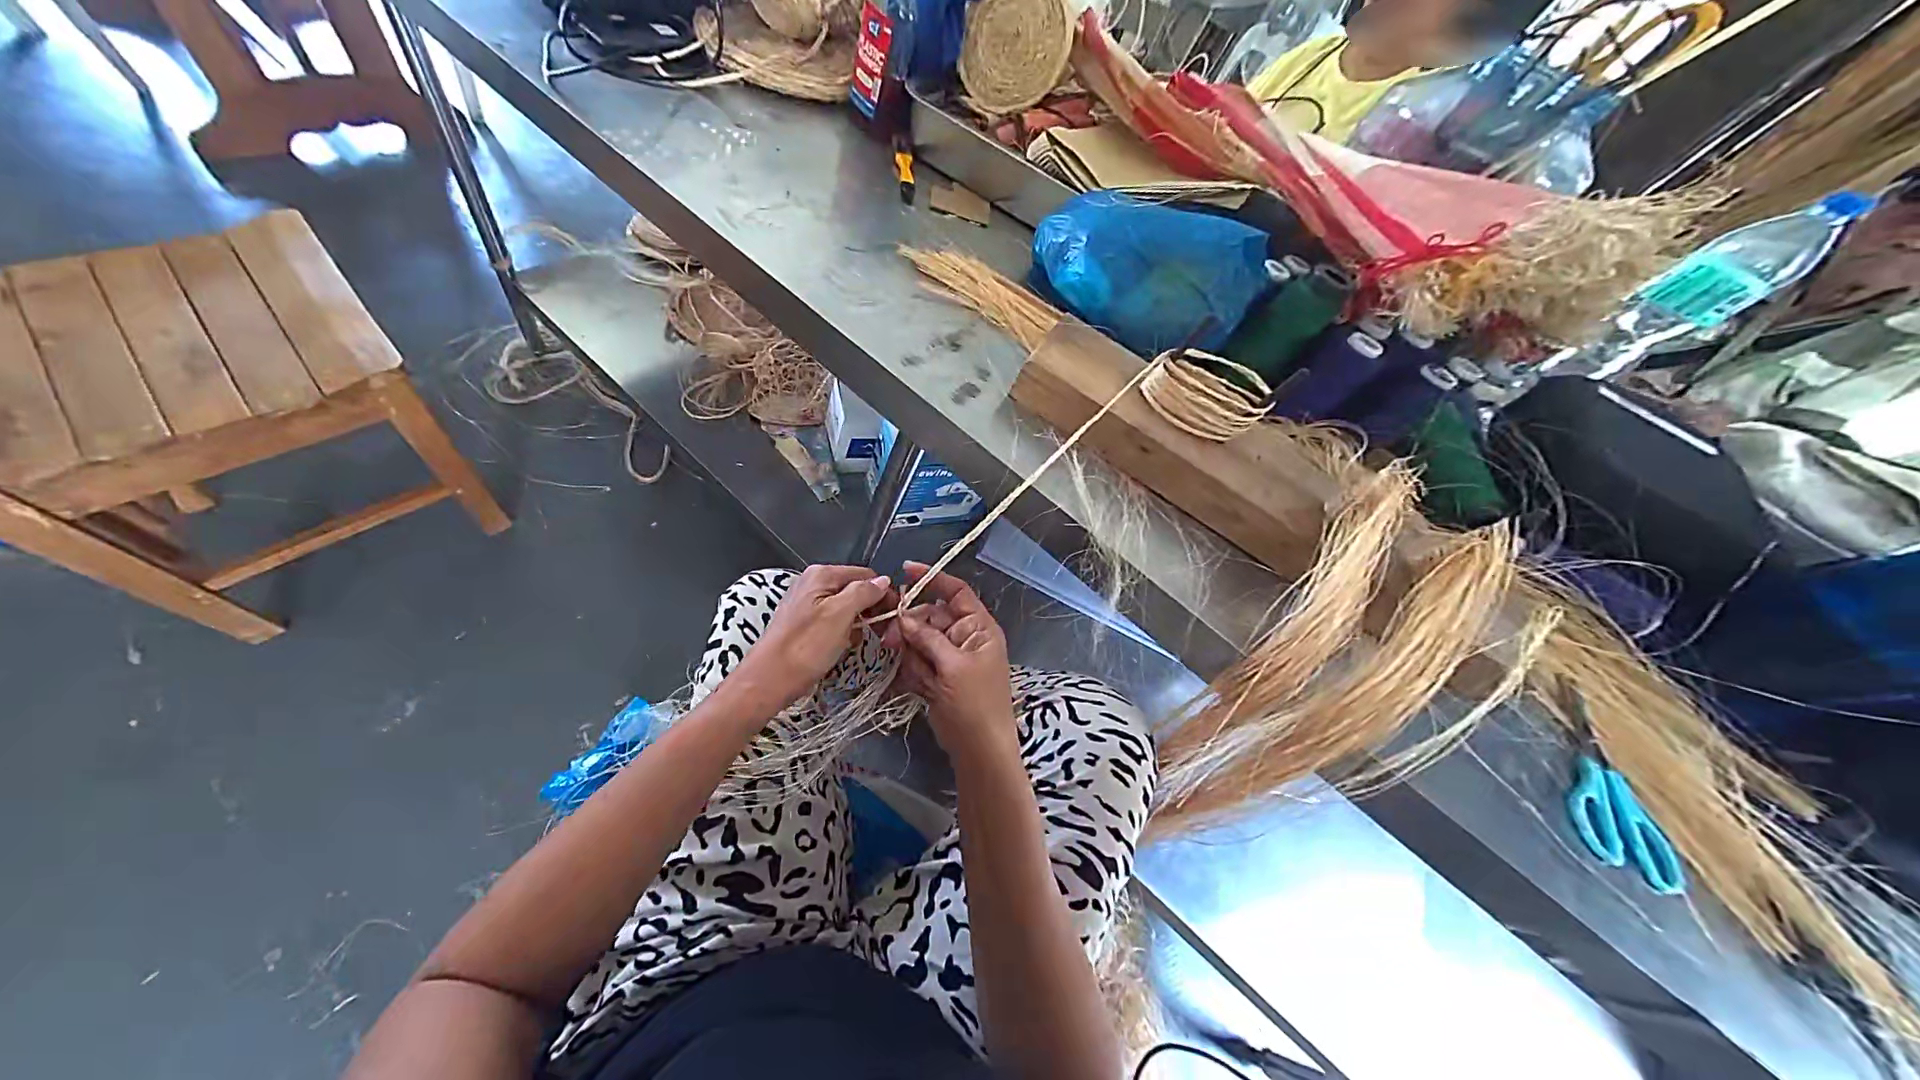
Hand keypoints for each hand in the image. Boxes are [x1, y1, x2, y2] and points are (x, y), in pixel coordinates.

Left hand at [732, 565, 892, 711]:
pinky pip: (832, 621)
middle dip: (871, 610)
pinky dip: (842, 632)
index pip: (866, 575)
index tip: (895, 616)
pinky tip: (841, 646)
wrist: (768, 681)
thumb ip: (863, 593)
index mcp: (821, 574)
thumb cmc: (804, 648)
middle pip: (855, 589)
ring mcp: (806, 603)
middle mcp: (812, 582)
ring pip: (845, 607)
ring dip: (857, 624)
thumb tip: (883, 581)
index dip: (883, 594)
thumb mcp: (840, 615)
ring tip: (856, 642)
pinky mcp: (802, 623)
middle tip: (881, 633)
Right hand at [882, 562, 1017, 769]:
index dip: (933, 579)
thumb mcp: (953, 666)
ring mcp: (949, 659)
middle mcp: (964, 639)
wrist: (979, 750)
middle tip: (891, 639)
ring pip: (919, 641)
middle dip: (911, 627)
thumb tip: (904, 617)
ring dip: (911, 654)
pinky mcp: (937, 678)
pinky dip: (912, 672)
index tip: (905, 570)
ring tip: (918, 676)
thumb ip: (928, 638)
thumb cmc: (975, 704)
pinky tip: (917, 687)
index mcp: (979, 629)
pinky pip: (917, 663)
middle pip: (930, 617)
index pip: (956, 592)